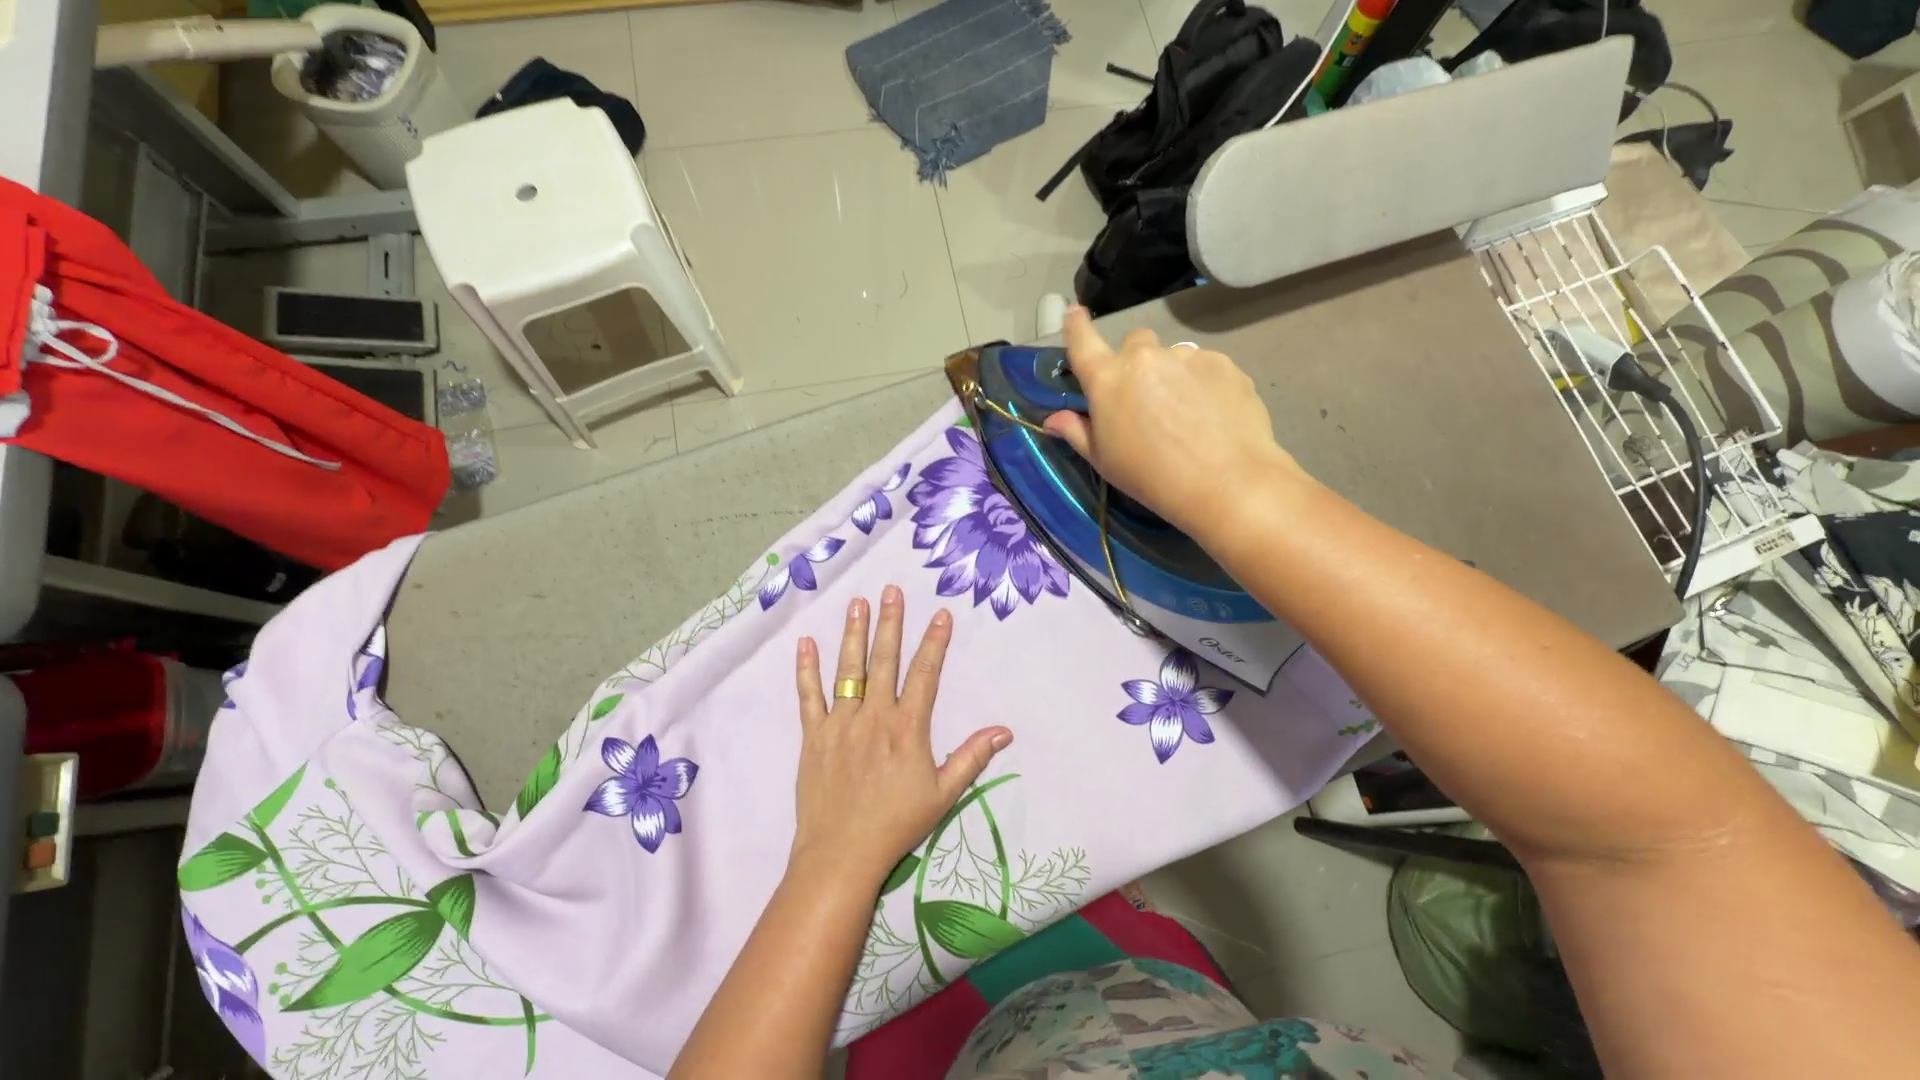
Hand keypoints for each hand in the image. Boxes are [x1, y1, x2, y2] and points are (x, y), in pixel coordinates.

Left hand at [791, 586, 1011, 888]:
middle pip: (884, 661)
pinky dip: (806, 669)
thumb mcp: (943, 794)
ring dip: (853, 634)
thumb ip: (971, 758)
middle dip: (890, 623)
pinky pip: (808, 697)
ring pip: (848, 671)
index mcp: (907, 728)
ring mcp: (840, 724)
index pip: (924, 675)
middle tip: (891, 590)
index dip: (934, 643)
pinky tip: (805, 644)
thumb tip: (1004, 731)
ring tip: (857, 603)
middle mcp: (874, 717)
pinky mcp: (813, 737)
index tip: (941, 614)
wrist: (841, 854)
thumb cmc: (897, 825)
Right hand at [1045, 306, 1307, 538]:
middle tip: (1146, 399)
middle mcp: (1144, 357)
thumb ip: (1077, 432)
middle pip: (1135, 344)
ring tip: (1187, 414)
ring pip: (1173, 357)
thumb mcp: (1105, 461)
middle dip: (1136, 363)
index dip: (1076, 326)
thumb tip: (1054, 419)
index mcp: (1108, 379)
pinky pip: (1205, 367)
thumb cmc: (1151, 477)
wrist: (1225, 482)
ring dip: (1173, 376)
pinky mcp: (1222, 363)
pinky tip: (1212, 416)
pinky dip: (1204, 385)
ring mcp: (1187, 356)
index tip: (1075, 313)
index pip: (1083, 341)